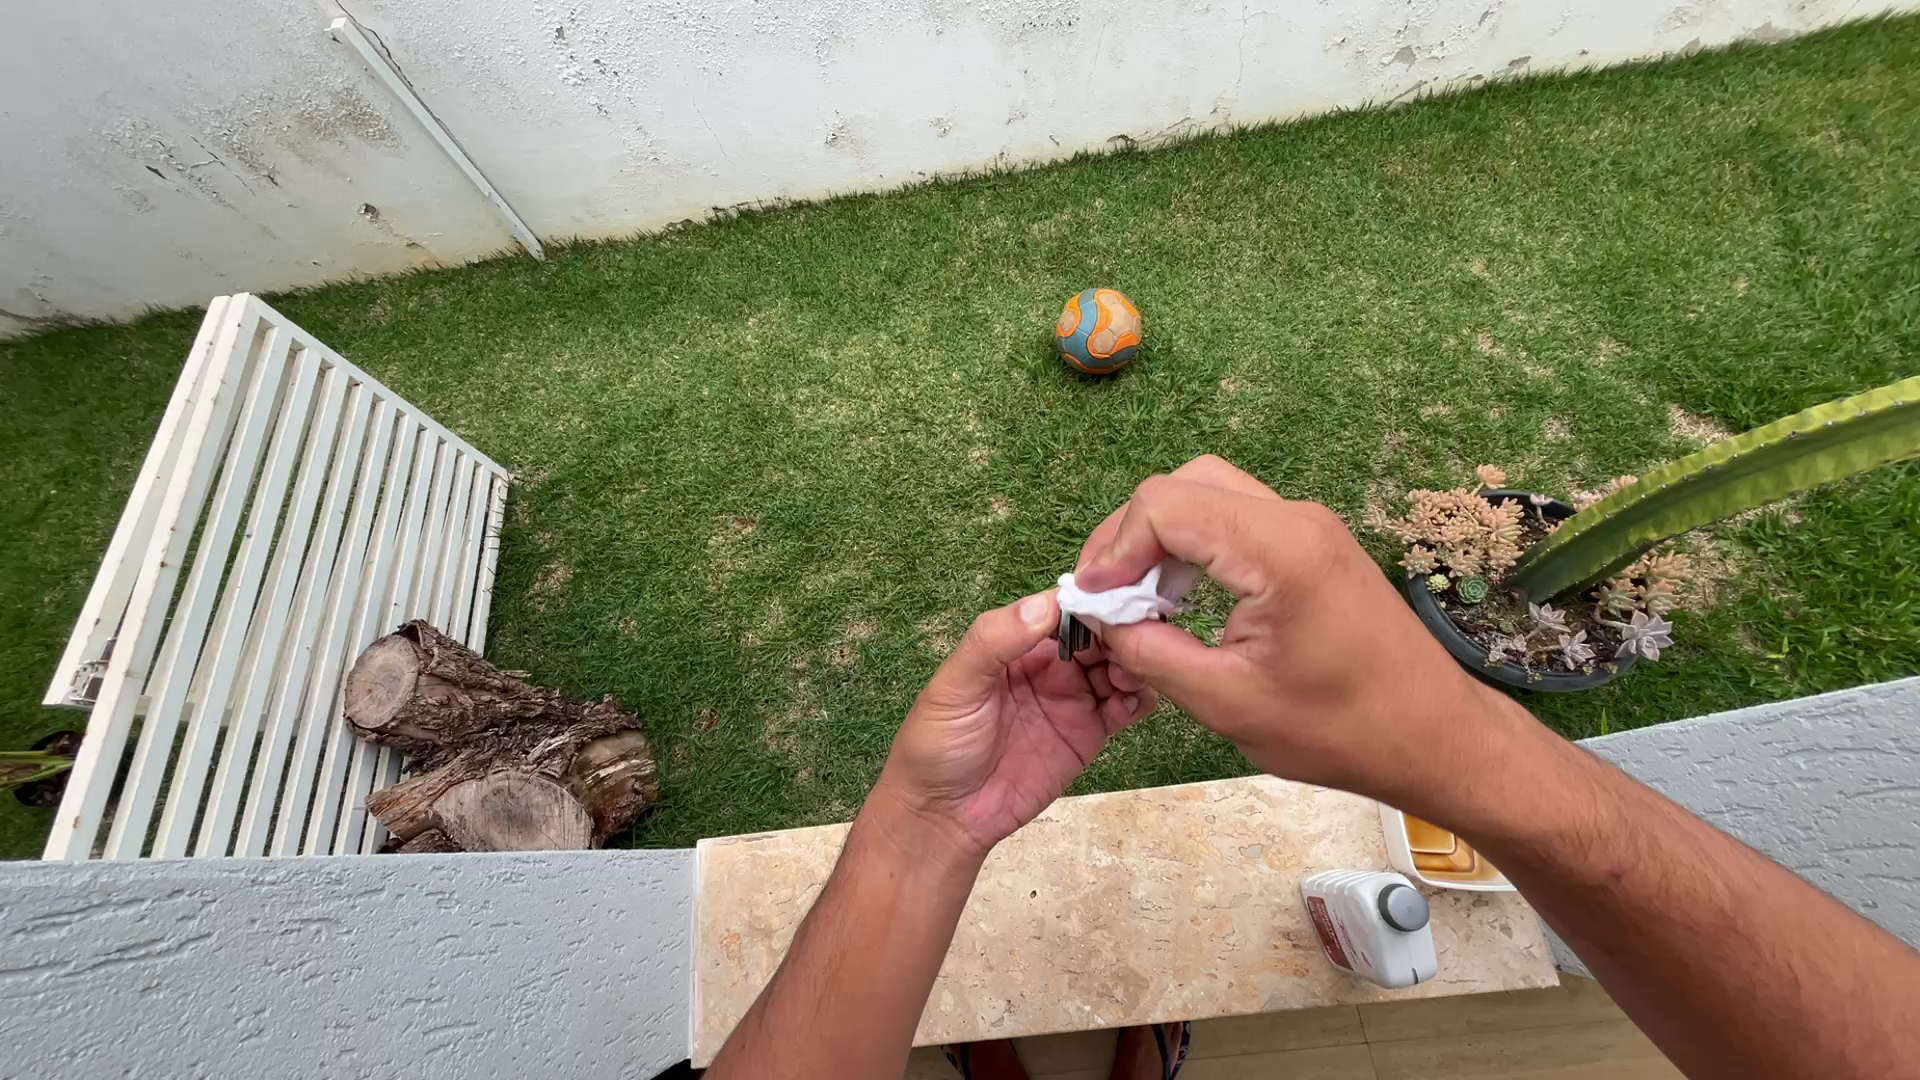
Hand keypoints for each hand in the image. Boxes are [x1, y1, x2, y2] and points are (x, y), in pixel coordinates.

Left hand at [877, 591, 1158, 857]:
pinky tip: (1128, 703)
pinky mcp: (1088, 734)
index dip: (1089, 602)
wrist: (945, 815)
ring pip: (1117, 666)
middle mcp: (1049, 665)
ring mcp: (1071, 698)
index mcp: (1016, 642)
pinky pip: (1123, 707)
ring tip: (1127, 675)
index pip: (1061, 609)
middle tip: (1131, 640)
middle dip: (1118, 632)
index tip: (1114, 600)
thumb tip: (1046, 605)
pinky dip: (1137, 698)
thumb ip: (995, 640)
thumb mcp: (956, 684)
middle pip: (1097, 634)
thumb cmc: (938, 741)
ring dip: (1132, 662)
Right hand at [1073, 455, 1538, 819]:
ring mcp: (1306, 524)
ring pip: (1205, 491)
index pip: (1166, 506)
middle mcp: (1294, 518)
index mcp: (1279, 550)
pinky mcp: (1309, 541)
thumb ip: (1149, 652)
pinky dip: (1189, 543)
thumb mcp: (1227, 703)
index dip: (1114, 548)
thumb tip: (1100, 618)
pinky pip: (1230, 517)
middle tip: (1104, 590)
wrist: (1437, 737)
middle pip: (1183, 484)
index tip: (1092, 600)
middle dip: (1129, 533)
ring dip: (1157, 535)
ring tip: (1133, 592)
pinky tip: (1178, 591)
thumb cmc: (1341, 730)